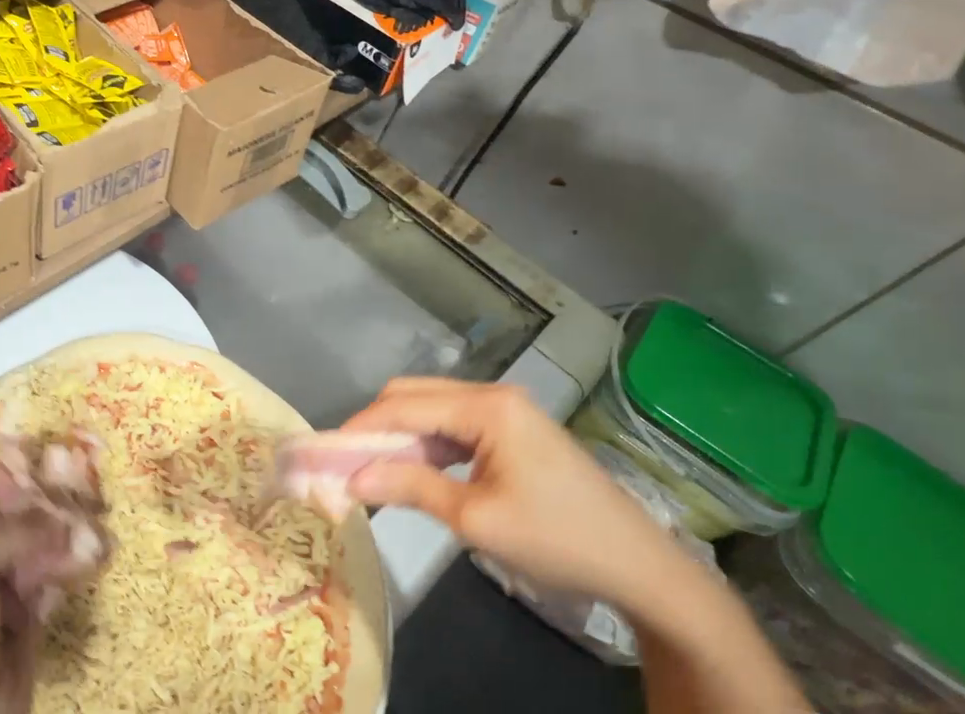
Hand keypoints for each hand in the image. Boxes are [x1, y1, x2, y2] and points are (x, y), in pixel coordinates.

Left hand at [0, 512, 65, 713]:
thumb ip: (8, 538)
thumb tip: (53, 518)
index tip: (33, 475)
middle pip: (0, 537)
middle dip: (30, 517)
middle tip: (65, 492)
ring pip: (24, 562)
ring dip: (49, 543)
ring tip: (78, 516)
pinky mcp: (23, 629)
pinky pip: (42, 591)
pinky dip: (58, 574)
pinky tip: (79, 555)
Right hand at [341, 378, 699, 612]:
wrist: (641, 568)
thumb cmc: (557, 540)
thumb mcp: (475, 519)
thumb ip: (410, 487)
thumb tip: (352, 479)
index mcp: (487, 407)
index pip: (402, 406)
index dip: (359, 429)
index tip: (323, 456)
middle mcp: (494, 395)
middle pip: (413, 395)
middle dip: (376, 427)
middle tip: (349, 466)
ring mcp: (507, 411)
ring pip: (432, 409)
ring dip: (401, 437)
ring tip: (375, 473)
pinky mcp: (514, 430)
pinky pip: (455, 425)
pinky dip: (428, 444)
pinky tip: (416, 472)